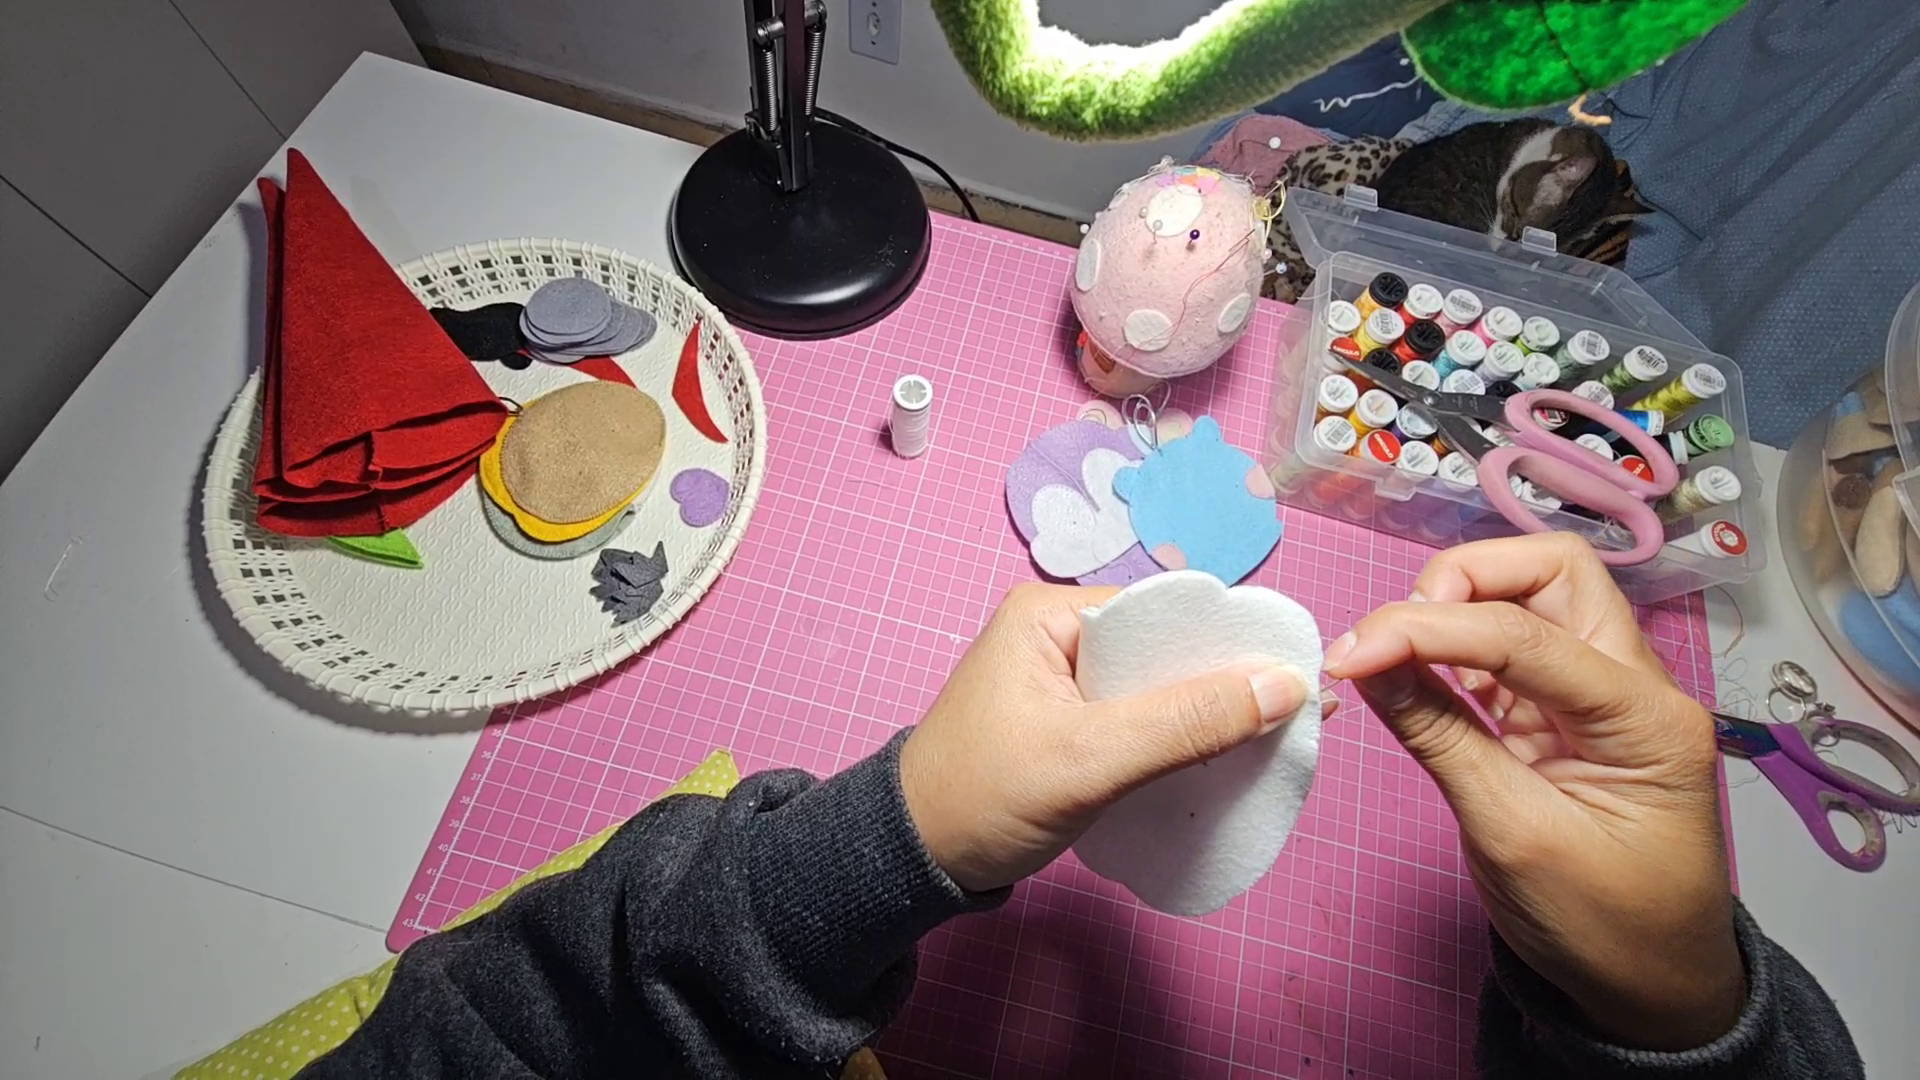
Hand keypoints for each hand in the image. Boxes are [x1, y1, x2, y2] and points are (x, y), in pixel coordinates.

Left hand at [900, 583, 1328, 892]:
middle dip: (1223, 680)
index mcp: (1050, 612)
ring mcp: (1065, 675)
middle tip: (1300, 714)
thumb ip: (1183, 721)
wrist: (921, 855)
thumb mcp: (1088, 758)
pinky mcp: (1071, 716)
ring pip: (1155, 683)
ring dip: (1205, 712)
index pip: (1158, 610)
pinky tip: (1221, 756)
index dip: (1227, 641)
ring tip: (1274, 737)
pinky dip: (1177, 735)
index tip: (1297, 675)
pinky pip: (1139, 714)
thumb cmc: (986, 795)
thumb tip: (1282, 683)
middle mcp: (1059, 630)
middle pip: (1161, 646)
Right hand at [1321, 534, 1744, 1051]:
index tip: (1347, 657)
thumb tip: (1362, 661)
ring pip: (1524, 590)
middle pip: (1550, 570)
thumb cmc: (1598, 919)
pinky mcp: (1550, 702)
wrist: (1646, 982)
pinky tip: (1406, 667)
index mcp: (1641, 717)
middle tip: (1398, 629)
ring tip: (1393, 649)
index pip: (1521, 635)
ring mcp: (1590, 686)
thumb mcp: (1508, 830)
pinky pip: (1497, 638)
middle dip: (1461, 579)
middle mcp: (1628, 681)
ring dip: (1451, 601)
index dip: (1422, 630)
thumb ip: (1434, 731)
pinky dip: (1444, 638)